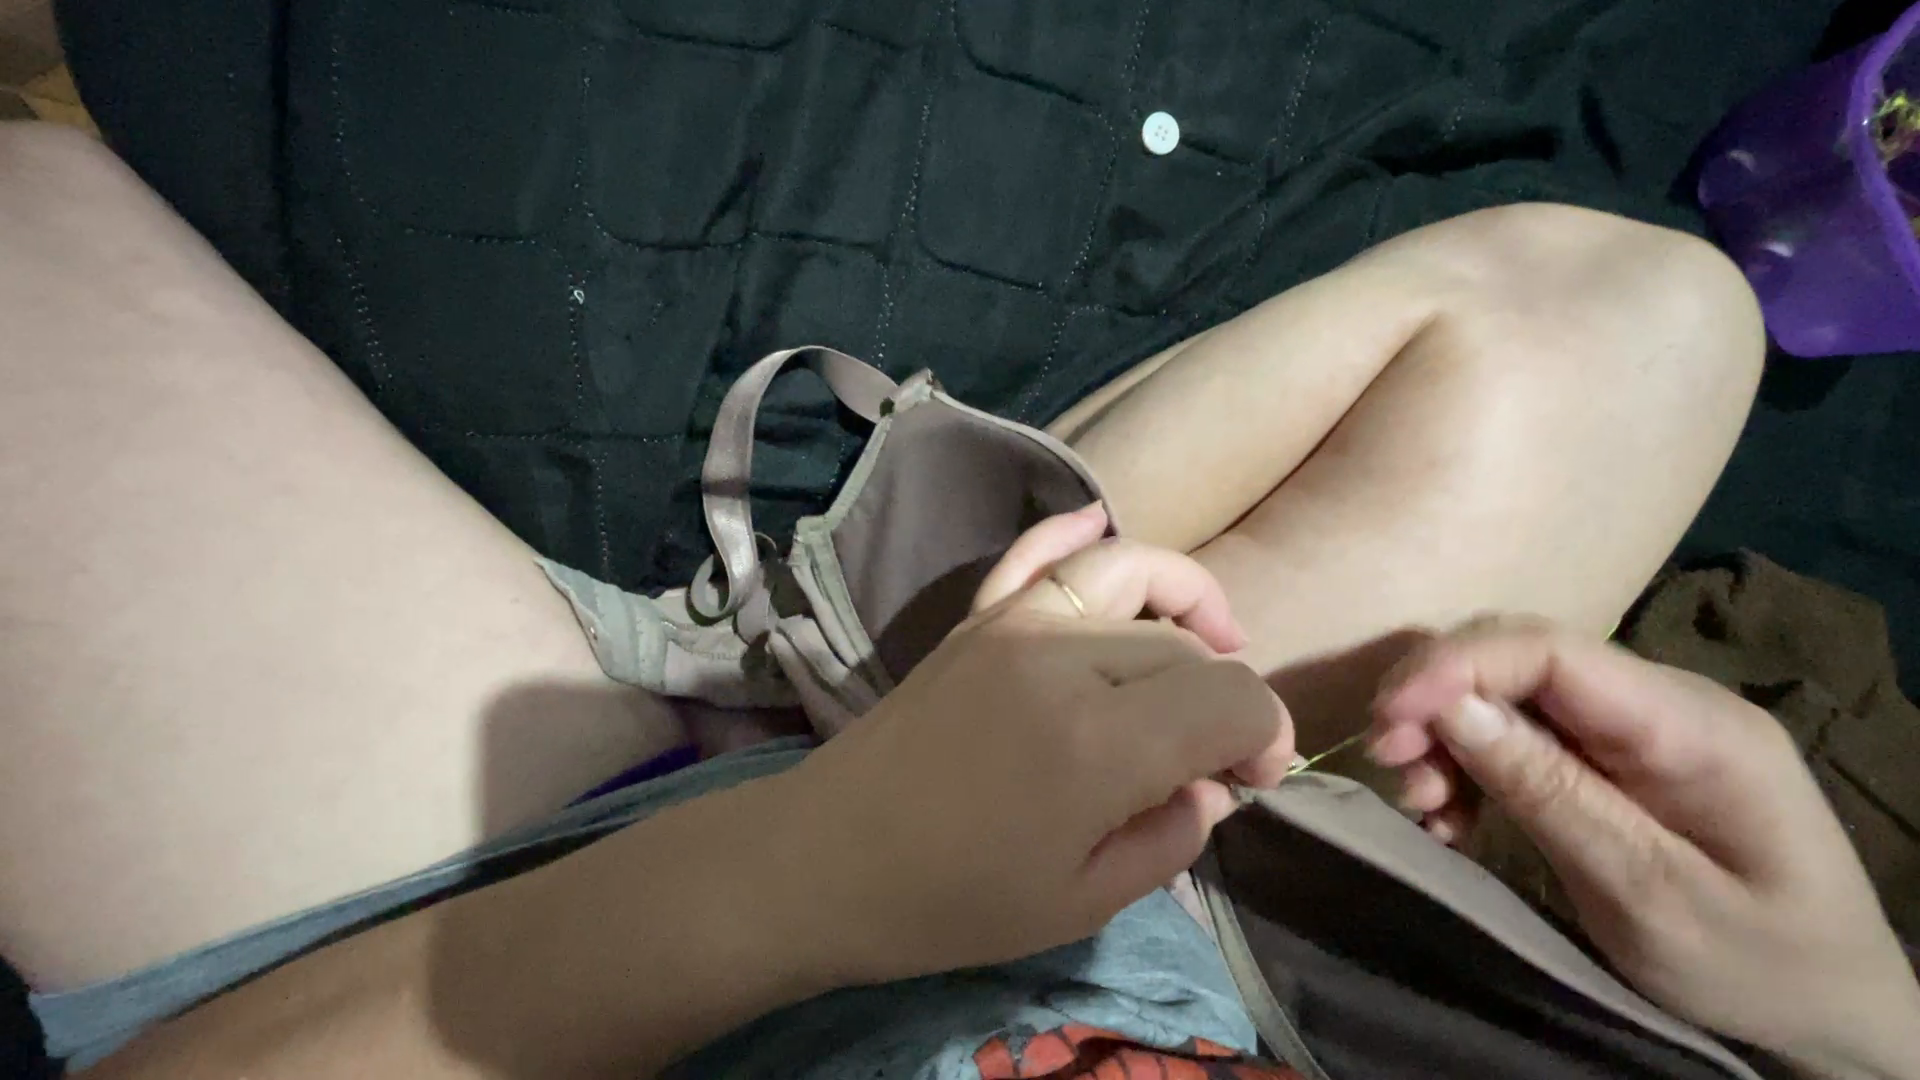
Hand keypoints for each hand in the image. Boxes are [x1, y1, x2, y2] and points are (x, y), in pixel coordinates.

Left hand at [784, 505, 1293, 983]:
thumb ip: (1171, 835)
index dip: (1265, 735)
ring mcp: (1012, 624)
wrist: (828, 859)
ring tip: (1211, 640)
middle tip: (1218, 753)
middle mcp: (1063, 658)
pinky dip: (1075, 531)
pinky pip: (1034, 552)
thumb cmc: (952, 902)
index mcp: (1099, 743)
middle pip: (1185, 643)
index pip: (1230, 697)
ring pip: (1130, 575)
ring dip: (1186, 600)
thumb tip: (1210, 783)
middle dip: (1227, 693)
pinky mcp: (975, 619)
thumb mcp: (1084, 902)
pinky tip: (1101, 524)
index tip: (1253, 779)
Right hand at [1371, 617, 1919, 1079]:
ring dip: (1442, 740)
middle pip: (1515, 660)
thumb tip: (1448, 708)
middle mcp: (1657, 702)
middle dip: (1435, 700)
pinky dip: (1464, 767)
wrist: (1827, 1013)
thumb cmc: (1757, 966)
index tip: (1388, 717)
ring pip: (1501, 694)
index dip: (1455, 666)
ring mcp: (1629, 725)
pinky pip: (1511, 733)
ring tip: (1421, 803)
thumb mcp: (1647, 893)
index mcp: (1693, 726)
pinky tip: (1450, 815)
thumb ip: (1550, 792)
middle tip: (1387, 759)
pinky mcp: (1603, 752)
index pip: (1550, 651)